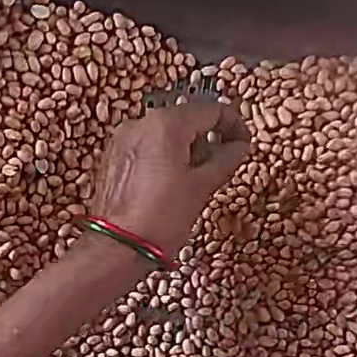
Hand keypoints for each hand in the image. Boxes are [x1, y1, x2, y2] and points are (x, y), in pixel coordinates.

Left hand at [87, 100, 250, 255]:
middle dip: (207, 138)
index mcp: (166, 124)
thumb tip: (239, 146)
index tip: (243, 144)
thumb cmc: (162, 218)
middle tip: (220, 165)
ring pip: (164, 133)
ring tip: (194, 181)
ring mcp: (122, 140)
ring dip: (185, 149)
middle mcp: (140, 123)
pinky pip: (145, 148)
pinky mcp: (113, 158)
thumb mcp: (202, 186)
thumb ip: (226, 159)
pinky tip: (169, 185)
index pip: (211, 109)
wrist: (118, 248)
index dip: (234, 125)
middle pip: (185, 119)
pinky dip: (163, 157)